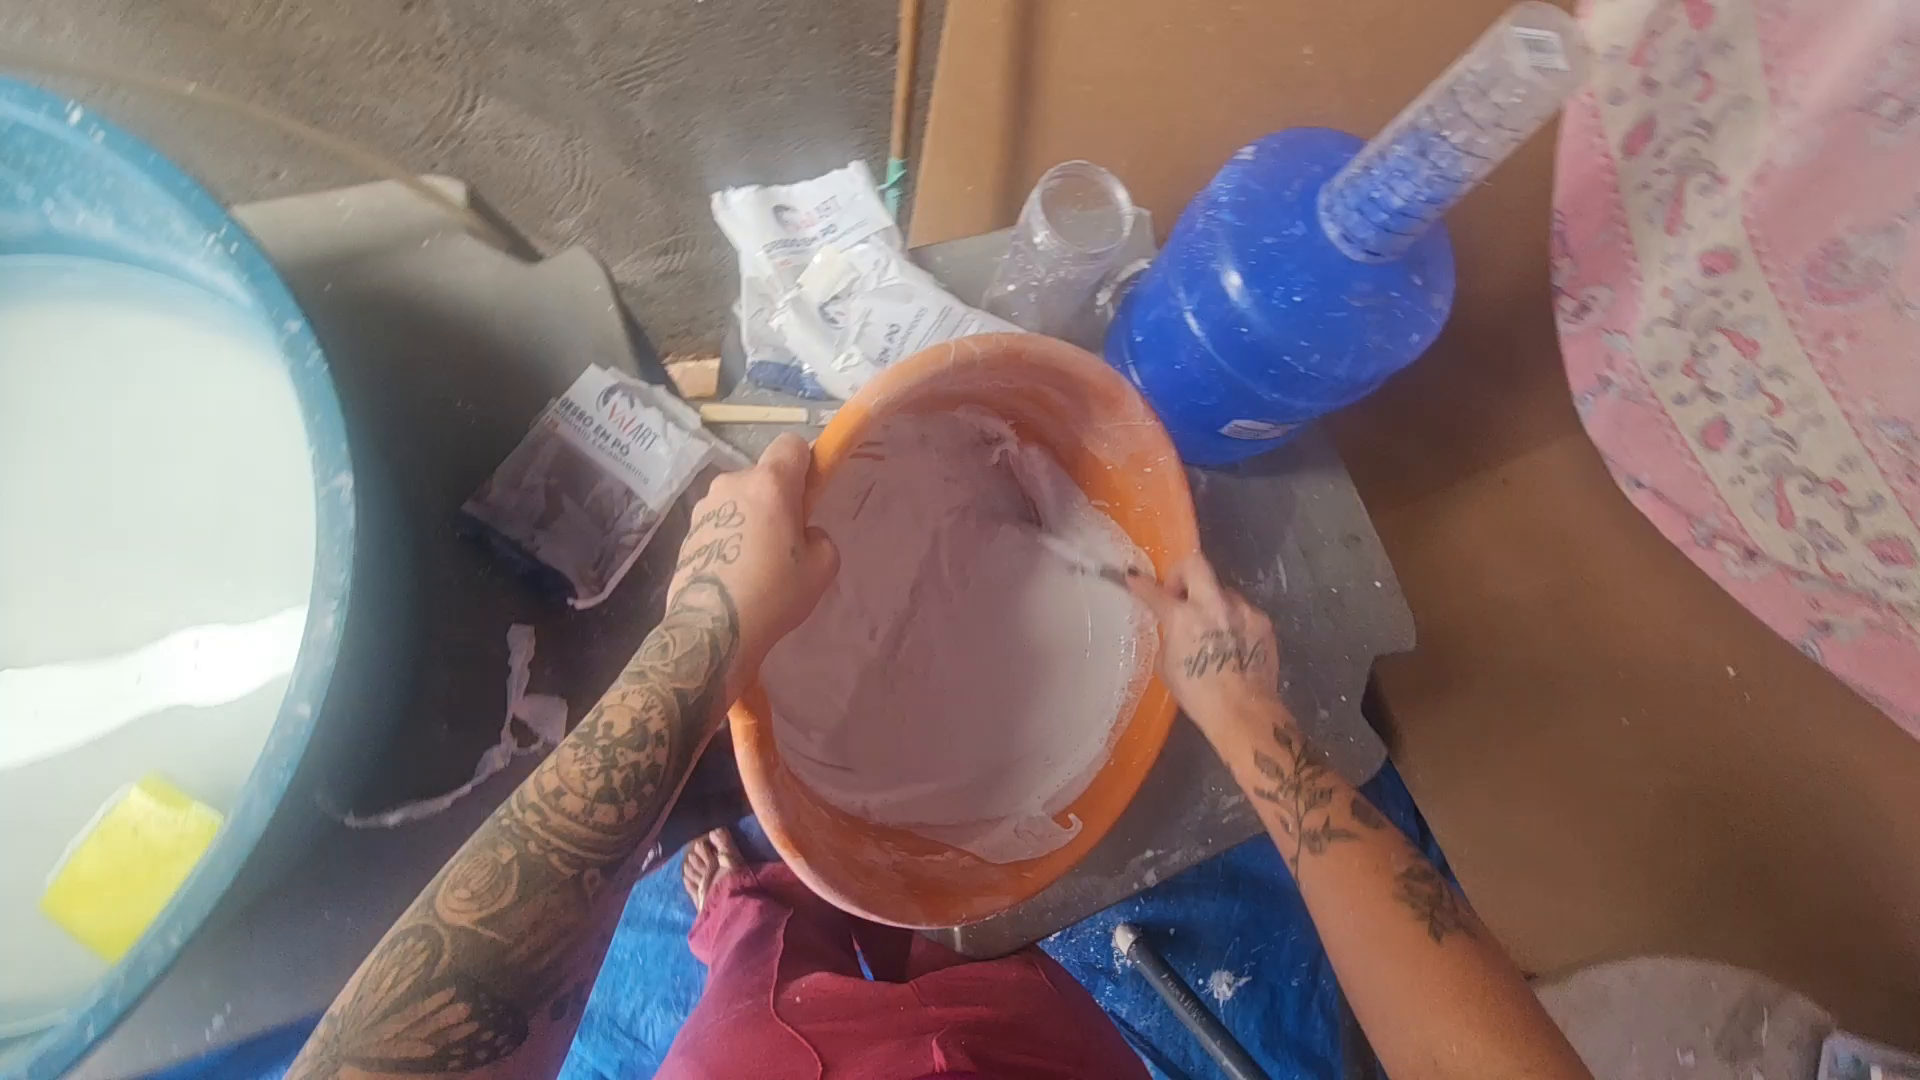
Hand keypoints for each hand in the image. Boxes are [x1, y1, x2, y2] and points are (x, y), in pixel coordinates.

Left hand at [668, 433, 838, 698]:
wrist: (713, 630)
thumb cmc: (776, 592)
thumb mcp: (823, 566)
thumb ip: (818, 536)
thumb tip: (801, 533)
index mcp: (770, 483)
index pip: (791, 444)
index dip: (806, 463)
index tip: (810, 493)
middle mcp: (732, 483)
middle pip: (764, 476)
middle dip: (777, 497)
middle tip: (786, 539)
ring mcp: (704, 507)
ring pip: (740, 499)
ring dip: (752, 517)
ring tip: (757, 561)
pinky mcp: (687, 532)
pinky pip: (721, 522)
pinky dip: (731, 537)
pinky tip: (735, 572)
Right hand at [1127, 554, 1284, 745]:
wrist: (1244, 713)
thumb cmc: (1198, 694)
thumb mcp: (1167, 665)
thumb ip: (1168, 636)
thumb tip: (1172, 626)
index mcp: (1183, 618)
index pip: (1155, 591)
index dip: (1141, 584)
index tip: (1134, 577)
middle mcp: (1213, 605)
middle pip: (1195, 564)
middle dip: (1181, 573)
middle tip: (1178, 592)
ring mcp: (1242, 610)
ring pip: (1221, 590)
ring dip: (1211, 602)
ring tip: (1211, 626)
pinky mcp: (1262, 621)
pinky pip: (1241, 610)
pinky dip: (1232, 619)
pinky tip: (1231, 641)